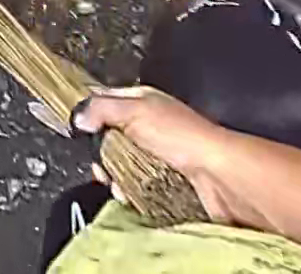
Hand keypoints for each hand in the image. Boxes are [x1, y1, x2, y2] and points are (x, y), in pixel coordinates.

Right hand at [72, 87, 260, 226]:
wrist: (223, 180)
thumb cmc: (185, 137)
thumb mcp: (135, 110)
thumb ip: (101, 109)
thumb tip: (78, 117)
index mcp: (141, 102)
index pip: (105, 103)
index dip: (89, 116)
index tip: (79, 132)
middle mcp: (149, 127)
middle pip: (111, 138)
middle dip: (101, 154)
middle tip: (100, 166)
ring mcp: (158, 158)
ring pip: (123, 166)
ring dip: (115, 177)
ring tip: (117, 186)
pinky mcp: (166, 184)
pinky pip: (138, 188)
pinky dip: (130, 194)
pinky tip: (129, 197)